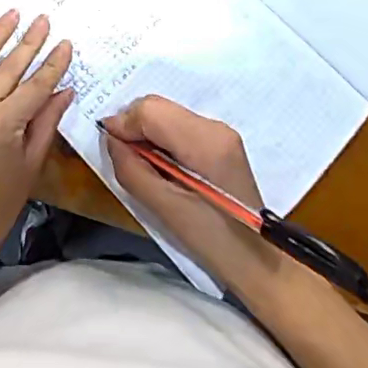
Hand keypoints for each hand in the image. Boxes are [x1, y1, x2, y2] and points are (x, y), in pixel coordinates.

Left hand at [0, 11, 74, 271]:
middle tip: (43, 19)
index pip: (34, 86)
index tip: (65, 42)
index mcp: (2, 125)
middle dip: (28, 42)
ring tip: (11, 14)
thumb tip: (65, 88)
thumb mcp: (30, 164)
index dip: (52, 64)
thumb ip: (46, 122)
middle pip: (7, 68)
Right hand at [104, 95, 283, 293]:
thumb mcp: (164, 209)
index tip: (110, 146)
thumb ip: (131, 170)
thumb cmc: (212, 240)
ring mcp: (220, 131)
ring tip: (143, 163)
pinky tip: (162, 164)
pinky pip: (178, 123)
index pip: (150, 110)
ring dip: (146, 131)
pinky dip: (161, 136)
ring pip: (166, 112)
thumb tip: (112, 140)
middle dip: (133, 125)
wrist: (257, 260)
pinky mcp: (220, 140)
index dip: (123, 124)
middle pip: (158, 106)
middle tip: (125, 156)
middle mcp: (215, 127)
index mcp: (205, 143)